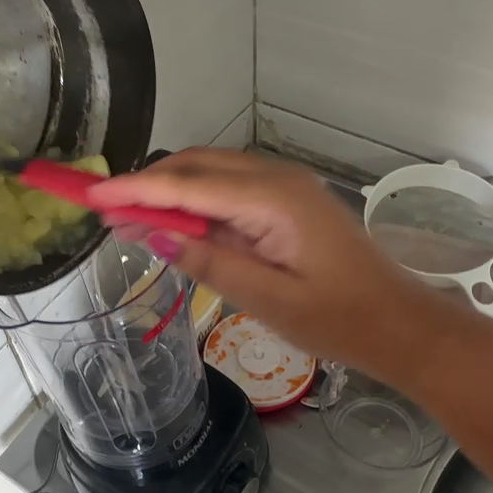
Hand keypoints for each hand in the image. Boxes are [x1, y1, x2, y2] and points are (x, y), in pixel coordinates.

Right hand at [89, 149, 473, 382]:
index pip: (187, 186)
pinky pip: (231, 190)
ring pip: (212, 174)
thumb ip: (207, 262)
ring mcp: (287, 187)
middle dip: (146, 184)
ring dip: (169, 191)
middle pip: (196, 167)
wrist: (402, 325)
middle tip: (102, 210)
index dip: (135, 190)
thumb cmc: (341, 321)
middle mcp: (278, 179)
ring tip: (128, 219)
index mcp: (273, 200)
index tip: (90, 196)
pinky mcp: (289, 202)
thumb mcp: (266, 299)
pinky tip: (176, 225)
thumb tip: (149, 233)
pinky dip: (197, 202)